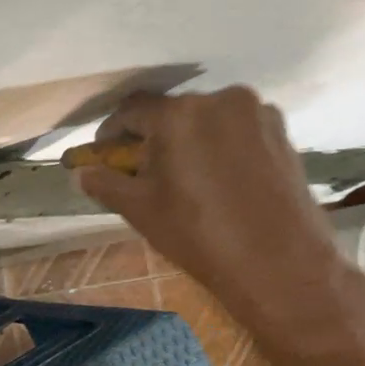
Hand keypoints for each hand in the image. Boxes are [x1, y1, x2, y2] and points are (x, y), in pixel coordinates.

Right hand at [72, 87, 364, 349]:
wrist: (279, 264)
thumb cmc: (197, 233)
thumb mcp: (138, 209)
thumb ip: (104, 183)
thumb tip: (82, 173)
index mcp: (179, 115)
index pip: (131, 111)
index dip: (110, 134)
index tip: (102, 156)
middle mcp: (220, 101)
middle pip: (171, 113)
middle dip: (151, 139)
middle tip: (141, 173)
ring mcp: (257, 115)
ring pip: (206, 121)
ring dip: (187, 142)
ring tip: (182, 179)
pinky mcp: (282, 134)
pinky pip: (236, 132)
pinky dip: (218, 149)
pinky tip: (216, 182)